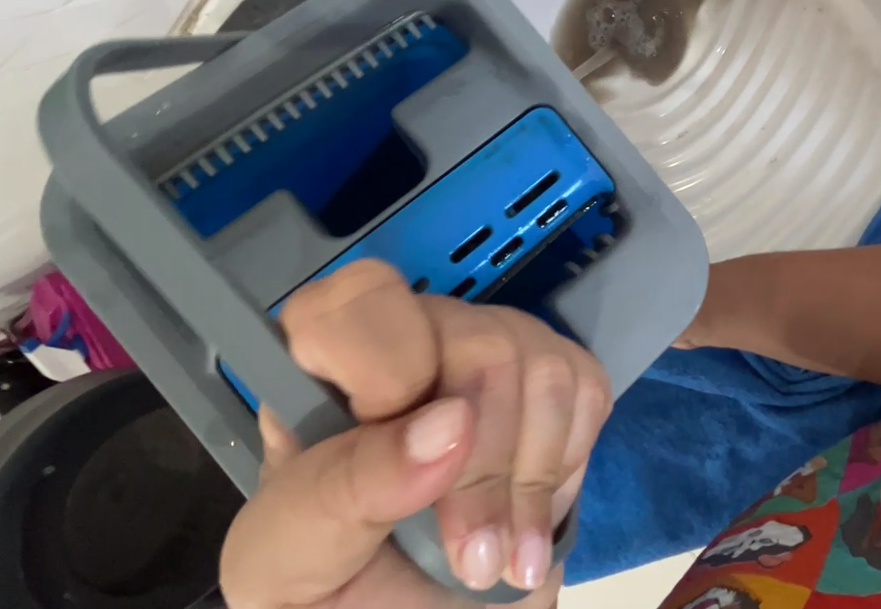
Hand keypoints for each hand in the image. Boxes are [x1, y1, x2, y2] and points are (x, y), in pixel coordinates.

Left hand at [219, 260, 611, 607]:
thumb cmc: (340, 596)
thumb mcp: (294, 566)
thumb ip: (344, 492)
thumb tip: (448, 424)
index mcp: (330, 372)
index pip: (358, 301)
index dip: (391, 363)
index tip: (412, 462)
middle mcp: (417, 338)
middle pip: (477, 340)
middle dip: (485, 466)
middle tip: (475, 559)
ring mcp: (494, 345)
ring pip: (542, 364)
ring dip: (532, 480)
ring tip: (504, 559)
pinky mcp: (558, 371)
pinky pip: (587, 389)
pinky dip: (567, 468)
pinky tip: (532, 514)